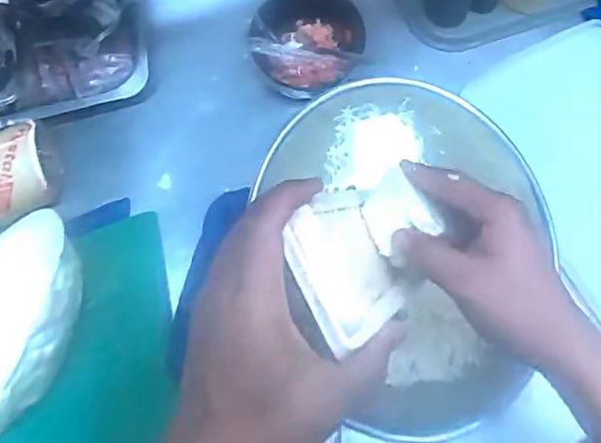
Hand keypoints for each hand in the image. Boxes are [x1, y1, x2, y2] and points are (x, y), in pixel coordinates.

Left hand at [167, 179, 401, 442]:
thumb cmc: (267, 416)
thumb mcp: (328, 395)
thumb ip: (369, 360)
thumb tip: (399, 326)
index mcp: (250, 288)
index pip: (265, 219)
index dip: (289, 193)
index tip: (318, 185)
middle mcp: (222, 280)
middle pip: (246, 221)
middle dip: (277, 203)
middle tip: (314, 204)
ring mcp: (206, 295)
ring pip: (232, 239)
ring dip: (261, 222)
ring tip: (297, 227)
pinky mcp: (201, 312)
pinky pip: (225, 258)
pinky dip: (249, 244)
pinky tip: (272, 267)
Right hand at [389, 163, 597, 373]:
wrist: (561, 345)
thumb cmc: (513, 306)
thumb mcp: (463, 280)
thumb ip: (428, 253)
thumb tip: (397, 234)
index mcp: (498, 209)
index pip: (453, 184)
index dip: (424, 176)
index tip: (398, 167)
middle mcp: (506, 210)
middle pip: (461, 192)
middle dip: (431, 190)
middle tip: (402, 188)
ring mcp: (511, 229)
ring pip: (467, 211)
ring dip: (440, 212)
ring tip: (412, 212)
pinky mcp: (511, 247)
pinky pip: (474, 227)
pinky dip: (452, 229)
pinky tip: (436, 239)